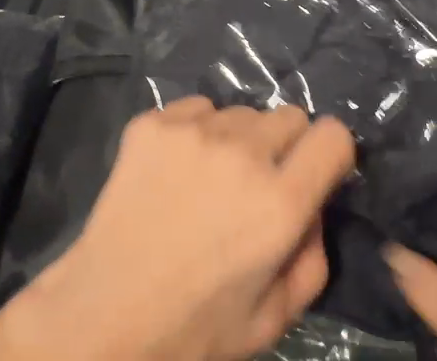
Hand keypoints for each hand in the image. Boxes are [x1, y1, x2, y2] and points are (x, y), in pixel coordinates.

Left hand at [0, 97, 355, 360]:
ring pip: (243, 112)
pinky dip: (196, 132)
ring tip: (209, 181)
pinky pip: (198, 108)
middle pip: (290, 116)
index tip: (313, 175)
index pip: (334, 135)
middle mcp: (243, 154)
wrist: (102, 317)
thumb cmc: (194, 328)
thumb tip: (316, 206)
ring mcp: (194, 133)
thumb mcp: (275, 317)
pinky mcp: (153, 125)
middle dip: (284, 147)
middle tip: (257, 184)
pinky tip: (177, 171)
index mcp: (280, 204)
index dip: (329, 155)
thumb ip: (313, 258)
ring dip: (239, 139)